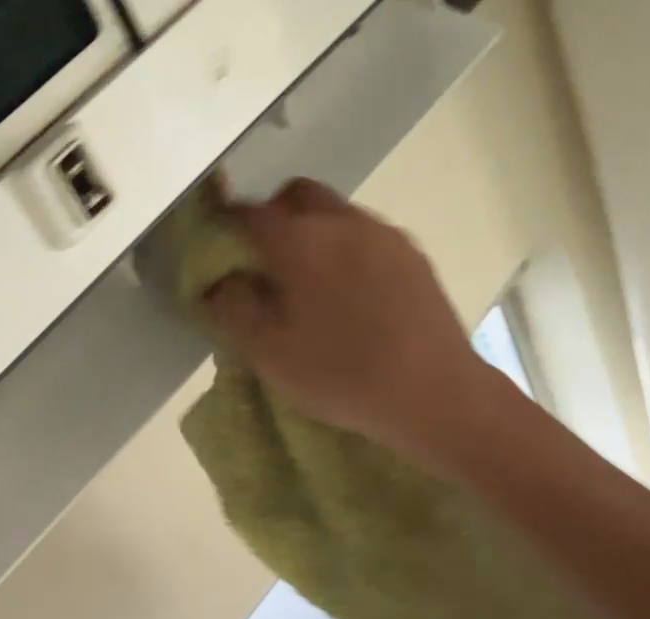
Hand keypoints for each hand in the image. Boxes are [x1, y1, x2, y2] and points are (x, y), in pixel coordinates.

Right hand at [203, 179, 497, 450]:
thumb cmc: (339, 374)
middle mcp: (342, 222)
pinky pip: (366, 236)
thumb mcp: (268, 353)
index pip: (248, 214)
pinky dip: (345, 251)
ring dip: (312, 235)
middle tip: (262, 264)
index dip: (225, 227)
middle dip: (272, 218)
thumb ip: (232, 309)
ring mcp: (384, 234)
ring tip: (307, 285)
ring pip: (335, 213)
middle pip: (296, 196)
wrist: (433, 391)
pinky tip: (348, 297)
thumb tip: (218, 282)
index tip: (216, 250)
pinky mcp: (413, 255)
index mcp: (300, 242)